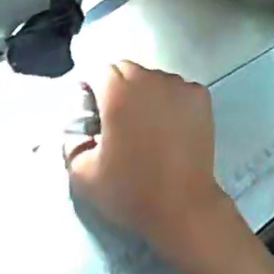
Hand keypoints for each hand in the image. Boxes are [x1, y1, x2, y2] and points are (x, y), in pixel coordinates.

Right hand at [67, 61, 234, 250]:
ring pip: (154, 78)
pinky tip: (168, 127)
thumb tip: (78, 125)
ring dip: (144, 93)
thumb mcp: (82, 173)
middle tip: (115, 121)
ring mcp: (180, 85)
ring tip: (144, 126)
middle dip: (116, 88)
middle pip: (128, 70)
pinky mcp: (201, 96)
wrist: (182, 203)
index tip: (91, 113)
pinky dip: (169, 100)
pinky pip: (178, 89)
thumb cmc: (129, 189)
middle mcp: (151, 79)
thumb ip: (72, 141)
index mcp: (119, 93)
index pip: (101, 72)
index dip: (92, 89)